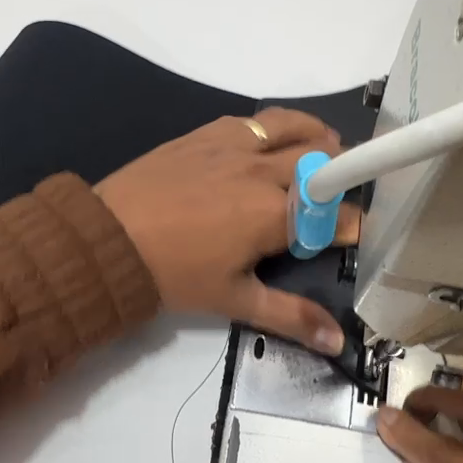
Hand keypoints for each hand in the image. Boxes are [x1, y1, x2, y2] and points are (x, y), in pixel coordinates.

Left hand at [96, 108, 360, 353]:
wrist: (108, 241)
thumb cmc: (175, 275)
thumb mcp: (234, 299)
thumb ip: (291, 316)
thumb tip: (337, 342)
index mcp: (274, 214)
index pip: (335, 215)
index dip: (352, 225)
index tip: (354, 236)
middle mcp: (263, 171)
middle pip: (323, 160)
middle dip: (342, 177)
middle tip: (339, 196)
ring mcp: (234, 146)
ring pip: (294, 126)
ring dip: (318, 139)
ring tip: (322, 153)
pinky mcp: (207, 133)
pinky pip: (256, 119)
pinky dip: (278, 128)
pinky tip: (271, 142)